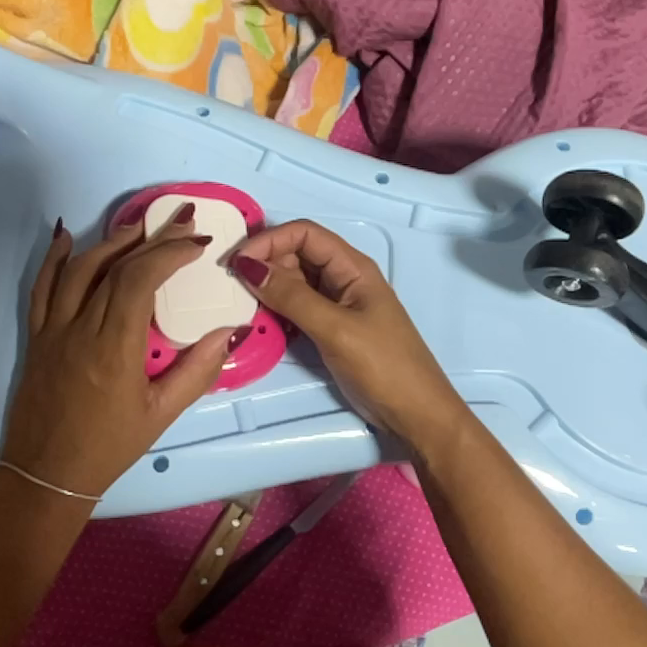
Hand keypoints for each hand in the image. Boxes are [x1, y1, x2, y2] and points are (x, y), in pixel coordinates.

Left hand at [1, 209, 235, 498]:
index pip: (139, 280)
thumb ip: (197, 370)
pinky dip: (53, 259)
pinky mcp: (37, 337)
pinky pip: (40, 289)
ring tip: (139, 225)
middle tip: (181, 220)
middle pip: (115, 268)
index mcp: (114, 348)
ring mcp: (53, 331)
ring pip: (78, 270)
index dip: (169, 253)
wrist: (46, 474)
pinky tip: (66, 236)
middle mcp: (80, 329)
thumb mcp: (161, 414)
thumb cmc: (109, 447)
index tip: (197, 242)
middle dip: (152, 240)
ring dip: (110, 242)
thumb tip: (229, 332)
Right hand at [229, 220, 469, 446]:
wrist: (415, 413)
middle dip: (265, 262)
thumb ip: (292, 297)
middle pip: (296, 253)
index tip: (237, 262)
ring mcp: (337, 303)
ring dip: (268, 286)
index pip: (304, 233)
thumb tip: (248, 266)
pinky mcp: (331, 327)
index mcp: (352, 267)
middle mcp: (343, 278)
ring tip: (240, 302)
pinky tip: (261, 321)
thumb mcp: (335, 329)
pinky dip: (277, 308)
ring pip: (294, 280)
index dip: (269, 240)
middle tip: (231, 285)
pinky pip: (297, 306)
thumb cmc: (383, 366)